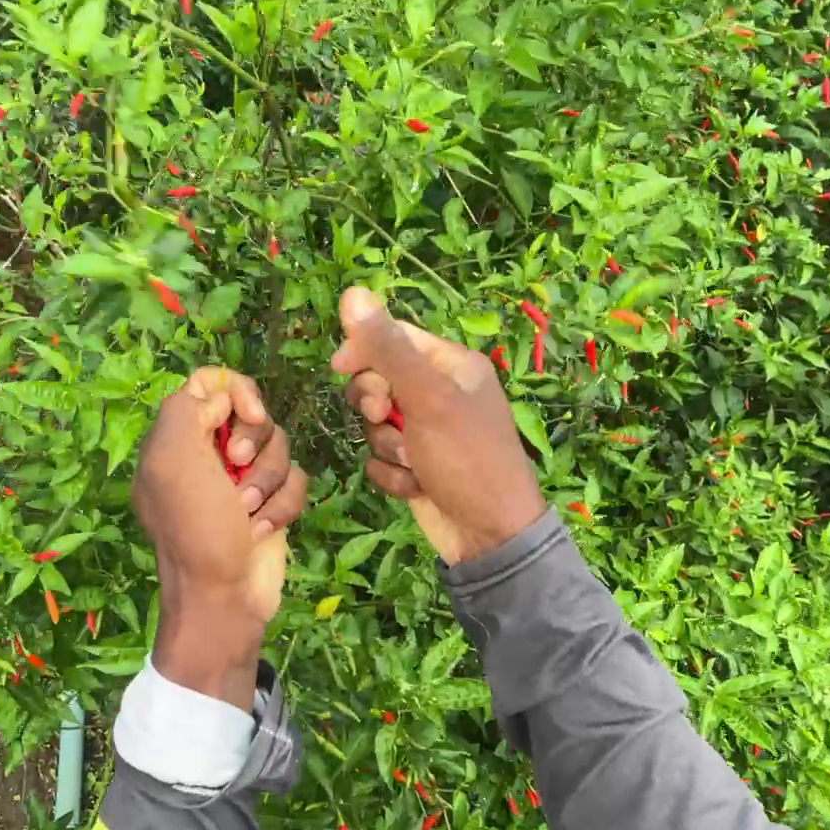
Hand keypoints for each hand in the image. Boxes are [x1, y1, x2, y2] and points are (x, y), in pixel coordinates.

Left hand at [133, 367, 308, 709]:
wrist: (224, 597)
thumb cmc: (196, 528)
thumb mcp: (173, 459)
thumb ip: (188, 408)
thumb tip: (220, 397)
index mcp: (177, 440)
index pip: (210, 385)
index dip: (237, 391)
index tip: (248, 413)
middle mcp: (209, 456)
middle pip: (252, 413)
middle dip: (255, 443)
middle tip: (237, 468)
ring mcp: (242, 482)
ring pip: (279, 447)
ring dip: (268, 481)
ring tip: (249, 512)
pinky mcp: (271, 504)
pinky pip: (296, 479)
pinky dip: (284, 504)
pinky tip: (264, 529)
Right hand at [331, 287, 546, 564]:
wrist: (489, 535)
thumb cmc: (468, 459)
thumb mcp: (428, 398)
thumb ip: (388, 349)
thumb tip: (353, 293)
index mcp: (452, 366)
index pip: (395, 338)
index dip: (365, 349)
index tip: (340, 366)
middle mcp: (440, 394)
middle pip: (379, 381)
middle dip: (376, 406)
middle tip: (387, 418)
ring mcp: (427, 433)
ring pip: (375, 425)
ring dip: (388, 446)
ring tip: (416, 463)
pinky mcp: (416, 467)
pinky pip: (381, 459)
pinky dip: (393, 475)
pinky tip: (417, 487)